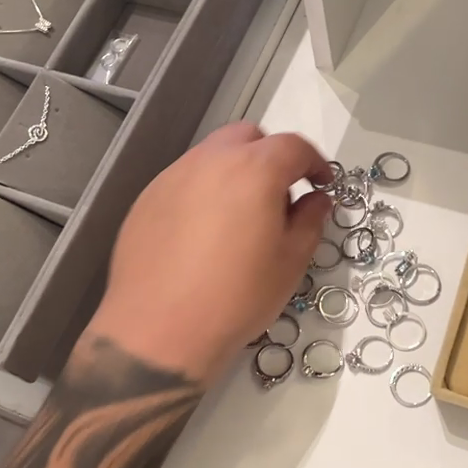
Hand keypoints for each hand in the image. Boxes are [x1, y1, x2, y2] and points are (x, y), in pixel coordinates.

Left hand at [85, 123, 330, 381]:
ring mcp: (172, 177)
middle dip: (270, 157)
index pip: (293, 146)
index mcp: (253, 170)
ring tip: (241, 217)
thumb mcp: (290, 263)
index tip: (322, 185)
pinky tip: (203, 234)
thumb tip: (316, 200)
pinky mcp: (146, 199)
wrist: (160, 329)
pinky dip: (203, 193)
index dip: (315, 163)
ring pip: (212, 157)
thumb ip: (309, 221)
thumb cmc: (236, 298)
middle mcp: (210, 161)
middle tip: (280, 195)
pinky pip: (184, 182)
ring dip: (234, 173)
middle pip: (247, 138)